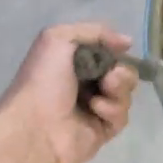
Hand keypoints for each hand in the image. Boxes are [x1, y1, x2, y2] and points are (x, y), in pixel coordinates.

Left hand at [0, 23, 137, 162]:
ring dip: (120, 89)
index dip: (116, 50)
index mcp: (73, 63)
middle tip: (111, 76)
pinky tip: (96, 110)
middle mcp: (85, 85)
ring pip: (125, 94)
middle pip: (122, 73)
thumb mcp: (58, 39)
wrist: (34, 126)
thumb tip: (127, 43)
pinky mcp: (103, 131)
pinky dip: (112, 109)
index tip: (122, 48)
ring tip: (104, 90)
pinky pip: (122, 116)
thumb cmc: (43, 80)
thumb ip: (94, 31)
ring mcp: (95, 109)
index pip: (107, 53)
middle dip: (123, 71)